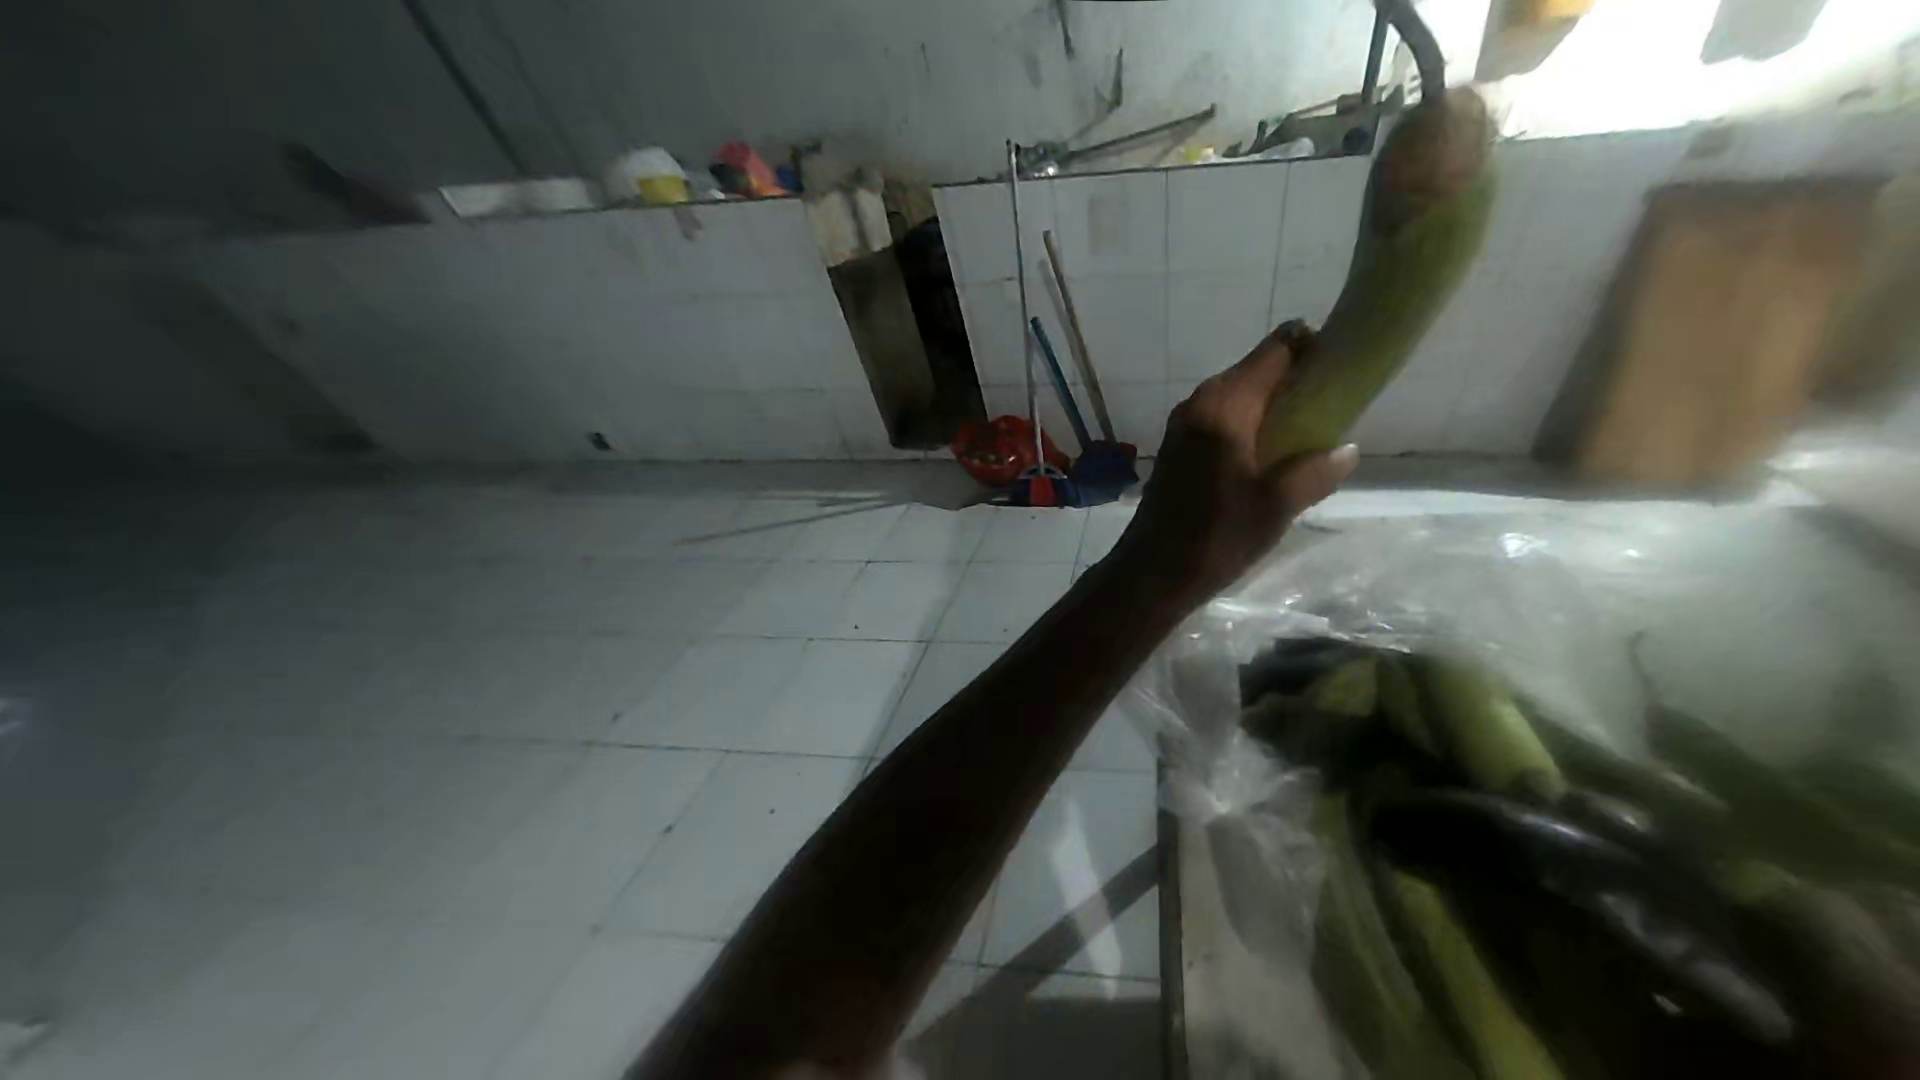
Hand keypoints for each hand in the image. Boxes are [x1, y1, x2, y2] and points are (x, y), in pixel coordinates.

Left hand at [1110, 321, 1358, 600]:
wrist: (1152, 572)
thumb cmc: (1216, 536)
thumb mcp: (1276, 505)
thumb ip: (1315, 471)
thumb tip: (1347, 449)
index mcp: (1224, 406)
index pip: (1275, 350)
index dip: (1310, 348)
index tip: (1341, 367)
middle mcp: (1199, 403)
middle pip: (1255, 370)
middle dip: (1294, 379)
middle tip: (1332, 405)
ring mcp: (1183, 425)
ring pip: (1237, 396)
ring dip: (1271, 405)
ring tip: (1308, 431)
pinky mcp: (1176, 448)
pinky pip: (1221, 420)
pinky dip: (1248, 425)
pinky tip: (1270, 453)